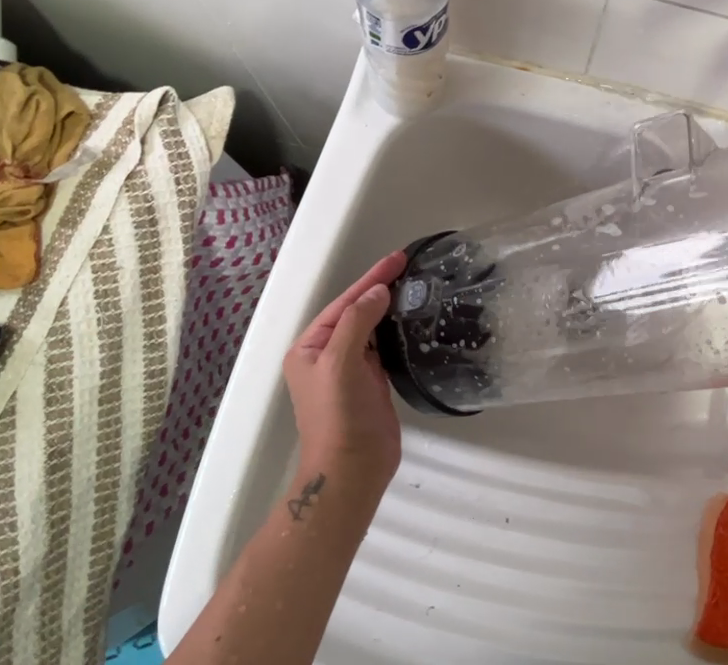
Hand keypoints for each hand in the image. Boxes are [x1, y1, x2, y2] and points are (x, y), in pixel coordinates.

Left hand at [283, 251, 408, 487]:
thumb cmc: (340, 416)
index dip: (371, 279)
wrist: (352, 469)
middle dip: (381, 289)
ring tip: (417, 287)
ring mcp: (350, 370)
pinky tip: (414, 320)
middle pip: (357, 312)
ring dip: (391, 308)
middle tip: (411, 267)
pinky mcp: (372, 384)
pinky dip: (398, 331)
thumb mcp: (340, 362)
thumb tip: (378, 293)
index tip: (398, 258)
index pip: (344, 302)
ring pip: (372, 329)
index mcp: (310, 348)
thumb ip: (357, 322)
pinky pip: (384, 347)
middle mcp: (327, 355)